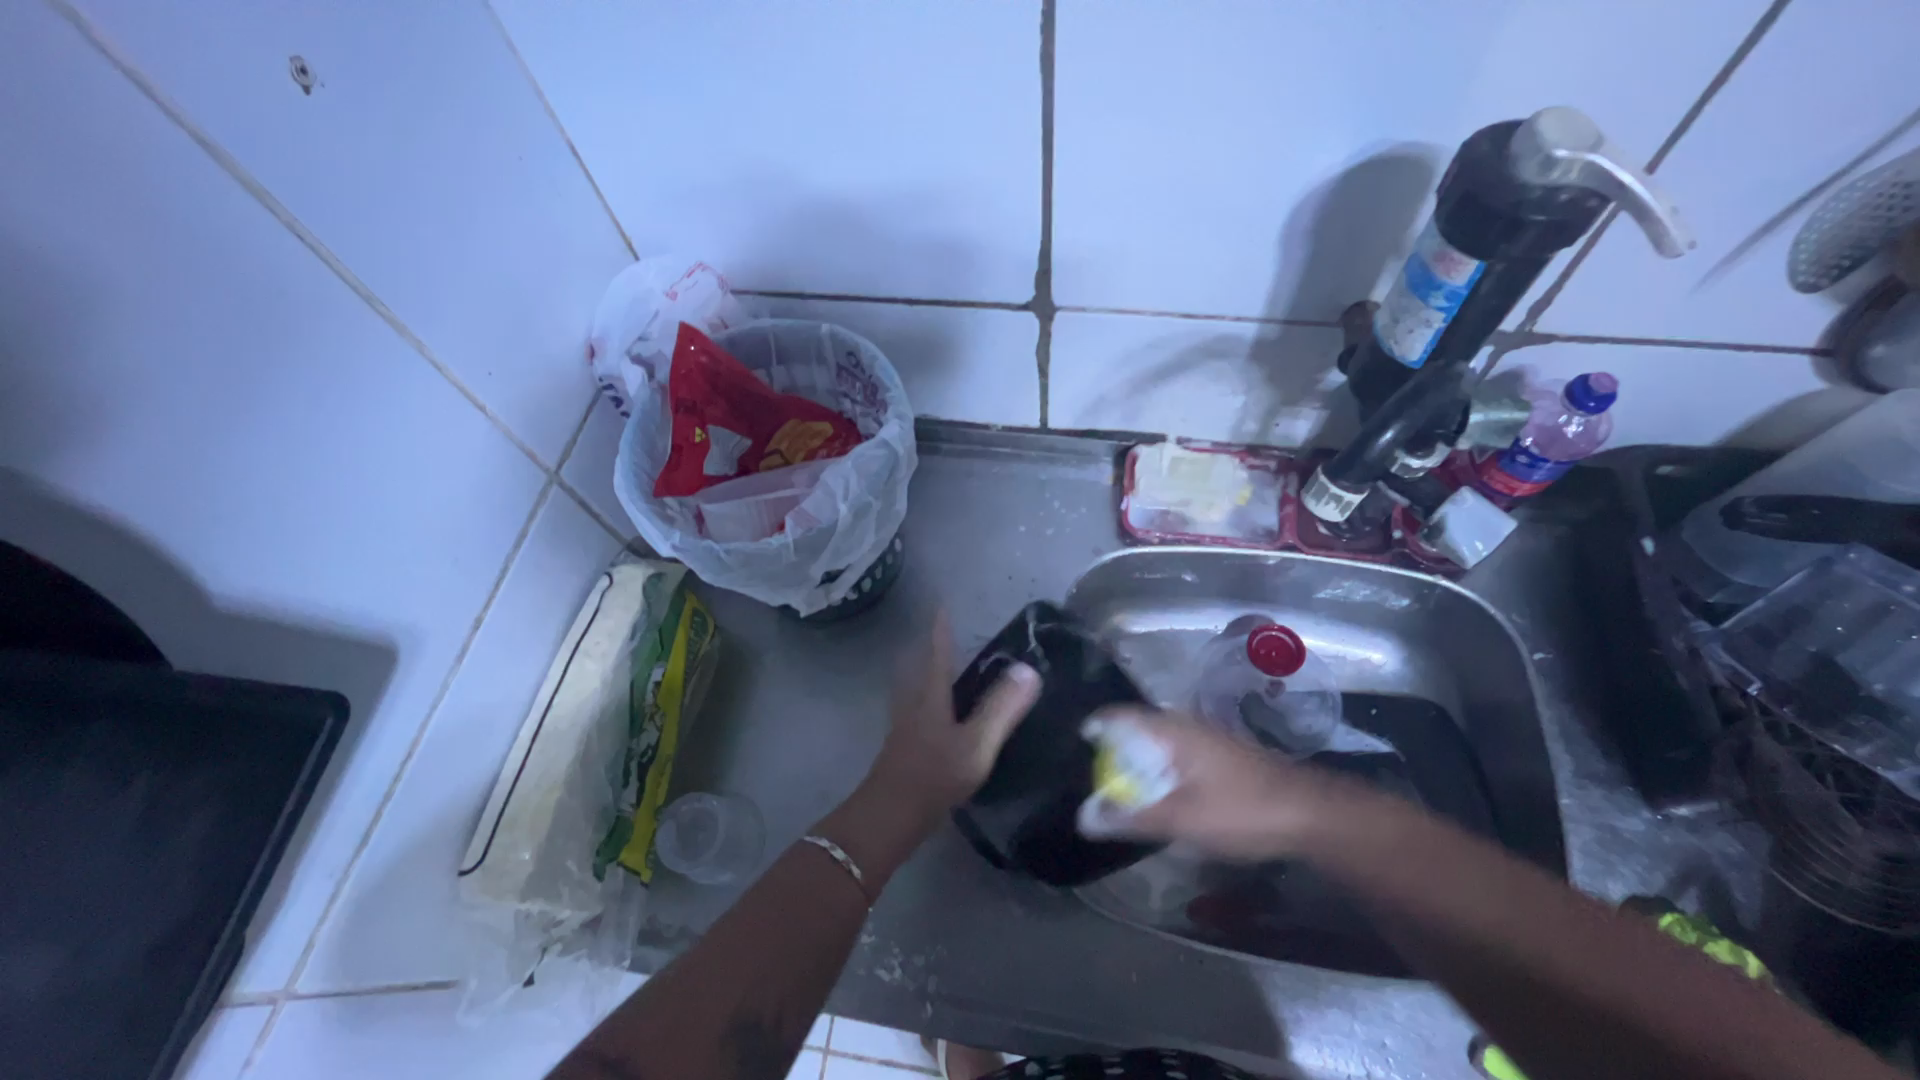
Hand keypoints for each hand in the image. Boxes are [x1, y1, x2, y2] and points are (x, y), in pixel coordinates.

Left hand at [862, 611, 1040, 824]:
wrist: (890, 817)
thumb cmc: (934, 776)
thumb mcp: (976, 744)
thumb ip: (1002, 709)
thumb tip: (1029, 669)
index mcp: (930, 698)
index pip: (937, 654)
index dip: (940, 630)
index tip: (940, 605)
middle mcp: (913, 706)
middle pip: (916, 669)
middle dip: (926, 650)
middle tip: (940, 636)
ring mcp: (903, 729)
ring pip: (911, 691)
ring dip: (922, 676)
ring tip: (937, 672)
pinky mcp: (901, 751)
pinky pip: (913, 714)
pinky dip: (923, 704)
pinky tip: (933, 719)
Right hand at [1078, 706, 1334, 860]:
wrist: (1312, 815)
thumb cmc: (1242, 811)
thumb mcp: (1181, 819)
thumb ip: (1131, 817)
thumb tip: (1083, 817)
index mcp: (1172, 730)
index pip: (1120, 715)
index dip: (1096, 727)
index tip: (1076, 745)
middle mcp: (1188, 725)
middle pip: (1138, 729)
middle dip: (1115, 751)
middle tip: (1094, 777)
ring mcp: (1209, 739)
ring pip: (1160, 743)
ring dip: (1140, 764)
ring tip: (1123, 790)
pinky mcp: (1223, 757)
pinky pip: (1178, 755)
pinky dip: (1161, 771)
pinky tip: (1163, 796)